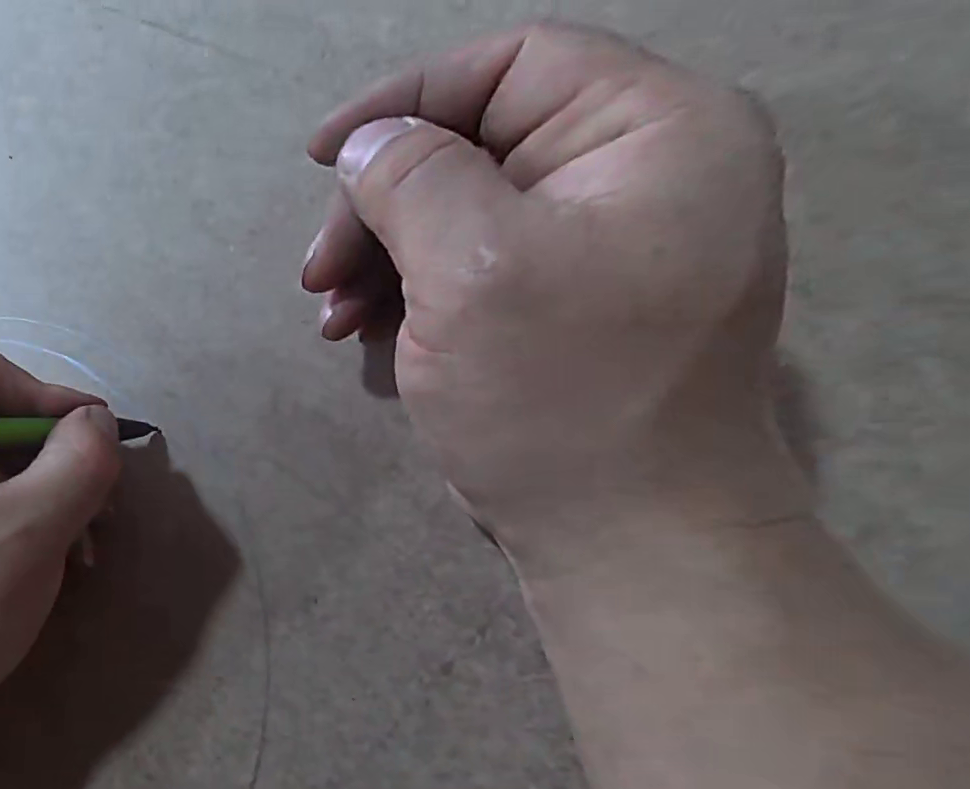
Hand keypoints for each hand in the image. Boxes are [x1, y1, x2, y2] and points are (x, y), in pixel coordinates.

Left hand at [0, 346, 121, 737]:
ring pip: (4, 463)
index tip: (92, 439)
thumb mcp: (36, 525)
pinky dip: (37, 516)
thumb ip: (79, 459)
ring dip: (58, 491)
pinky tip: (65, 553)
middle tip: (102, 497)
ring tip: (90, 538)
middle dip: (60, 454)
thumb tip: (98, 420)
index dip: (46, 395)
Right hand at [303, 23, 808, 558]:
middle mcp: (636, 180)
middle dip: (384, 209)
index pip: (511, 69)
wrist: (623, 537)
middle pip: (478, 151)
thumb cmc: (558, 400)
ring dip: (387, 262)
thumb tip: (368, 143)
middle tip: (317, 274)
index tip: (323, 156)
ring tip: (334, 320)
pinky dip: (417, 300)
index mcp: (651, 134)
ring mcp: (600, 254)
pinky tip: (371, 336)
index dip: (405, 100)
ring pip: (467, 222)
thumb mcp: (474, 272)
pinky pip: (478, 278)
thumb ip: (413, 182)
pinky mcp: (563, 316)